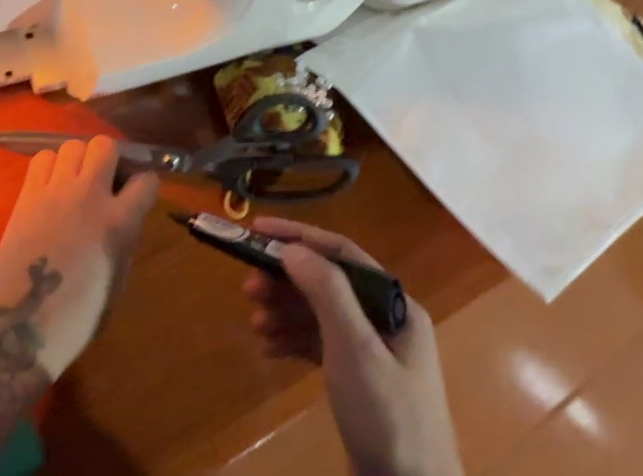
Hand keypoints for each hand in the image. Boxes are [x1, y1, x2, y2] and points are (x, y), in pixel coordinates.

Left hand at [0, 137, 158, 378]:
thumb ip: (124, 235)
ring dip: (78, 158)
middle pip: (105, 145)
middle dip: (110, 157)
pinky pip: (42, 158)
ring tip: (75, 180)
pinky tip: (51, 185)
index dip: (143, 185)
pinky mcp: (27, 193)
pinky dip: (50, 165)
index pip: (145, 180)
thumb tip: (123, 213)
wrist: (27, 317)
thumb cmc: (80, 311)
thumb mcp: (119, 274)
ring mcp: (55, 190)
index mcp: (119, 223)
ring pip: (72, 145)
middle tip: (104, 178)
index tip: (137, 193)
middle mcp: (89, 196)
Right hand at [243, 218, 461, 475]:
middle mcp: (386, 320)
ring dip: (284, 312)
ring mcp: (372, 349)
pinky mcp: (358, 376)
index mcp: (395, 306)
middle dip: (285, 281)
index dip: (297, 236)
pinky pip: (318, 342)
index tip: (254, 230)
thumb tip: (291, 248)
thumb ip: (326, 292)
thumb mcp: (354, 348)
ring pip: (318, 313)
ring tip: (255, 324)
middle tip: (247, 287)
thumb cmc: (385, 412)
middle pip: (326, 282)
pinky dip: (292, 340)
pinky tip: (270, 348)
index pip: (341, 253)